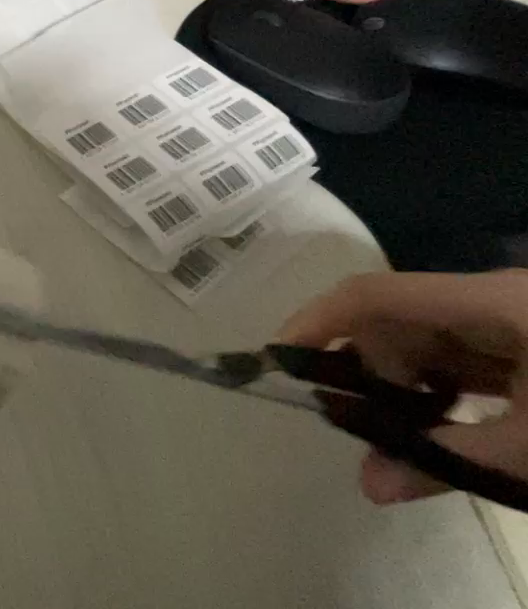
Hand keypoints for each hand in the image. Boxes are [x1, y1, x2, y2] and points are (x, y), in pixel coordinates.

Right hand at [277, 269, 527, 504]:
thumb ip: (452, 461)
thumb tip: (369, 490)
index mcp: (495, 302)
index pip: (370, 294)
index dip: (315, 321)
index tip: (280, 362)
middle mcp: (500, 297)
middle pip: (399, 318)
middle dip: (374, 371)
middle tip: (368, 424)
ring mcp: (525, 319)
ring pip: (434, 339)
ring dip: (413, 385)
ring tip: (419, 433)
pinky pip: (474, 355)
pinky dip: (454, 389)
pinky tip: (462, 424)